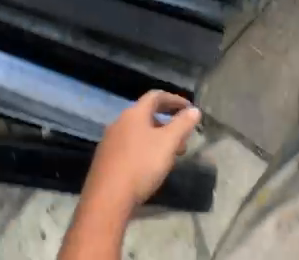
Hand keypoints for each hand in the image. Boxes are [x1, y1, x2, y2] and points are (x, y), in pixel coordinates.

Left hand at [84, 92, 201, 212]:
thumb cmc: (141, 165)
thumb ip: (183, 124)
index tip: (189, 108)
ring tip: (169, 157)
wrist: (106, 201)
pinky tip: (149, 168)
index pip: (156, 96)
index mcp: (134, 114)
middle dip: (168, 125)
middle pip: (147, 116)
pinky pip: (128, 148)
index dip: (174, 99)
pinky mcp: (104, 162)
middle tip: (182, 139)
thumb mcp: (168, 143)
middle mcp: (118, 123)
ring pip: (138, 134)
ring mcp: (108, 143)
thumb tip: (194, 110)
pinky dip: (143, 151)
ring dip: (156, 140)